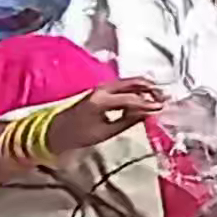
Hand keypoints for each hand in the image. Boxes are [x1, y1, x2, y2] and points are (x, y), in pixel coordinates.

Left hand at [47, 78, 166, 154]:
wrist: (52, 131)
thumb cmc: (77, 135)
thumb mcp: (104, 132)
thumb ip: (128, 121)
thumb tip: (148, 114)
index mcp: (102, 100)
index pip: (132, 99)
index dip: (148, 103)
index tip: (161, 108)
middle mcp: (104, 89)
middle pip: (135, 82)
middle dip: (152, 89)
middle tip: (164, 98)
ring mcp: (104, 87)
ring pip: (132, 81)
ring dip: (147, 88)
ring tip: (158, 97)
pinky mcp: (104, 89)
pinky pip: (127, 85)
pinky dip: (139, 89)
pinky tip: (145, 97)